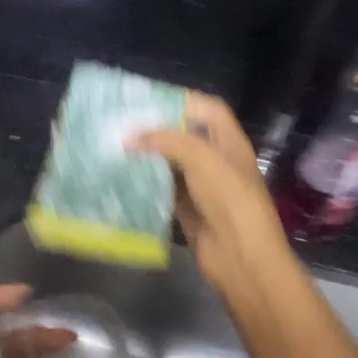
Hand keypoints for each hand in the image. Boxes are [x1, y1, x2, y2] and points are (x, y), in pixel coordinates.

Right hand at [133, 93, 295, 295]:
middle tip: (123, 122)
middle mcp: (216, 160)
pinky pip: (163, 189)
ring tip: (116, 145)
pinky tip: (123, 175)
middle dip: (157, 128)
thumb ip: (165, 140)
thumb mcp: (201, 158)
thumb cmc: (229, 198)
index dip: (183, 101)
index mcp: (229, 142)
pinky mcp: (187, 209)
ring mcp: (201, 186)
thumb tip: (129, 138)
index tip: (149, 100)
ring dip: (148, 155)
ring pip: (171, 162)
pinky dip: (146, 182)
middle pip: (186, 135)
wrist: (241, 256)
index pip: (208, 110)